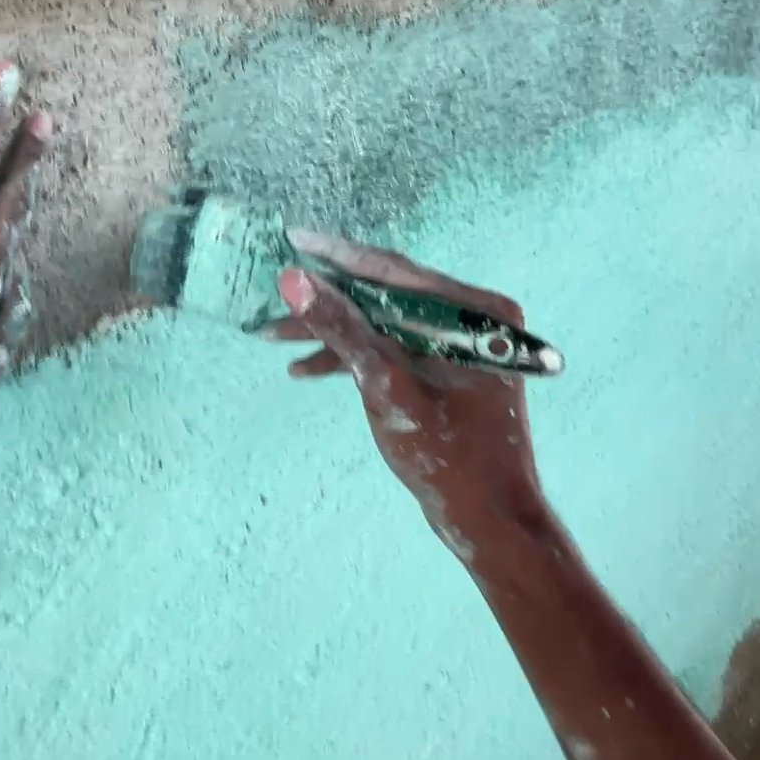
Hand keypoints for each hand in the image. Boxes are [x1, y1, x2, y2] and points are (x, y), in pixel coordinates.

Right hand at [266, 232, 544, 551]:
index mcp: (473, 310)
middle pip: (381, 293)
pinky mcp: (438, 364)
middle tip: (274, 290)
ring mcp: (453, 341)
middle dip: (324, 299)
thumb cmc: (448, 458)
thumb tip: (293, 279)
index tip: (293, 238)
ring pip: (378, 320)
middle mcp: (467, 315)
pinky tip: (304, 369)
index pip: (393, 270)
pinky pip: (387, 345)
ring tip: (272, 336)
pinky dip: (349, 355)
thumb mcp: (385, 387)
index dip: (337, 256)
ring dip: (329, 330)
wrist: (487, 521)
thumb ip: (340, 329)